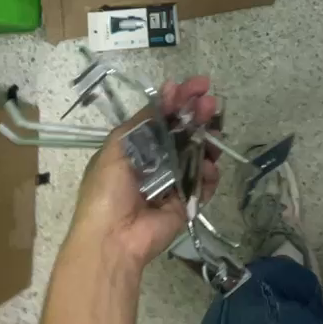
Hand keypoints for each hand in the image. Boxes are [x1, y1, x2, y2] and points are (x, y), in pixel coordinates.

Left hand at [66, 76, 220, 269]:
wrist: (112, 239)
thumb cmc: (107, 189)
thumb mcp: (118, 146)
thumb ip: (144, 120)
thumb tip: (165, 94)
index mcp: (136, 146)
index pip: (162, 116)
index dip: (178, 99)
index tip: (196, 84)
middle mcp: (156, 161)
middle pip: (183, 131)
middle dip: (197, 113)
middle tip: (210, 100)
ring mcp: (173, 181)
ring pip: (196, 153)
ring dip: (207, 138)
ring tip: (214, 129)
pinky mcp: (186, 202)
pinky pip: (203, 183)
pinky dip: (209, 173)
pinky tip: (209, 165)